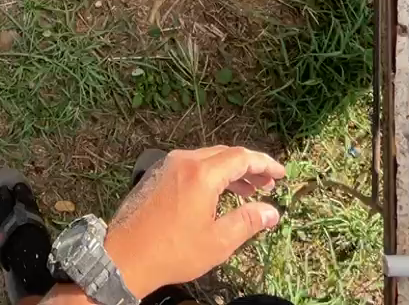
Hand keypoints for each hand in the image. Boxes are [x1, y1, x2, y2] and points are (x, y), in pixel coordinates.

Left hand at [101, 146, 286, 298]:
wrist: (128, 253)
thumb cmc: (174, 250)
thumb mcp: (219, 241)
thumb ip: (248, 221)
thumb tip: (272, 211)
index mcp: (200, 173)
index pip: (239, 157)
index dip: (264, 163)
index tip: (281, 173)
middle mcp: (183, 161)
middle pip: (223, 154)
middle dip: (249, 166)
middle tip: (269, 183)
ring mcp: (168, 165)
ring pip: (207, 159)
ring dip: (230, 171)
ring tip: (250, 190)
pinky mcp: (159, 174)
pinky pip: (192, 166)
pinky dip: (212, 174)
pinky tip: (220, 193)